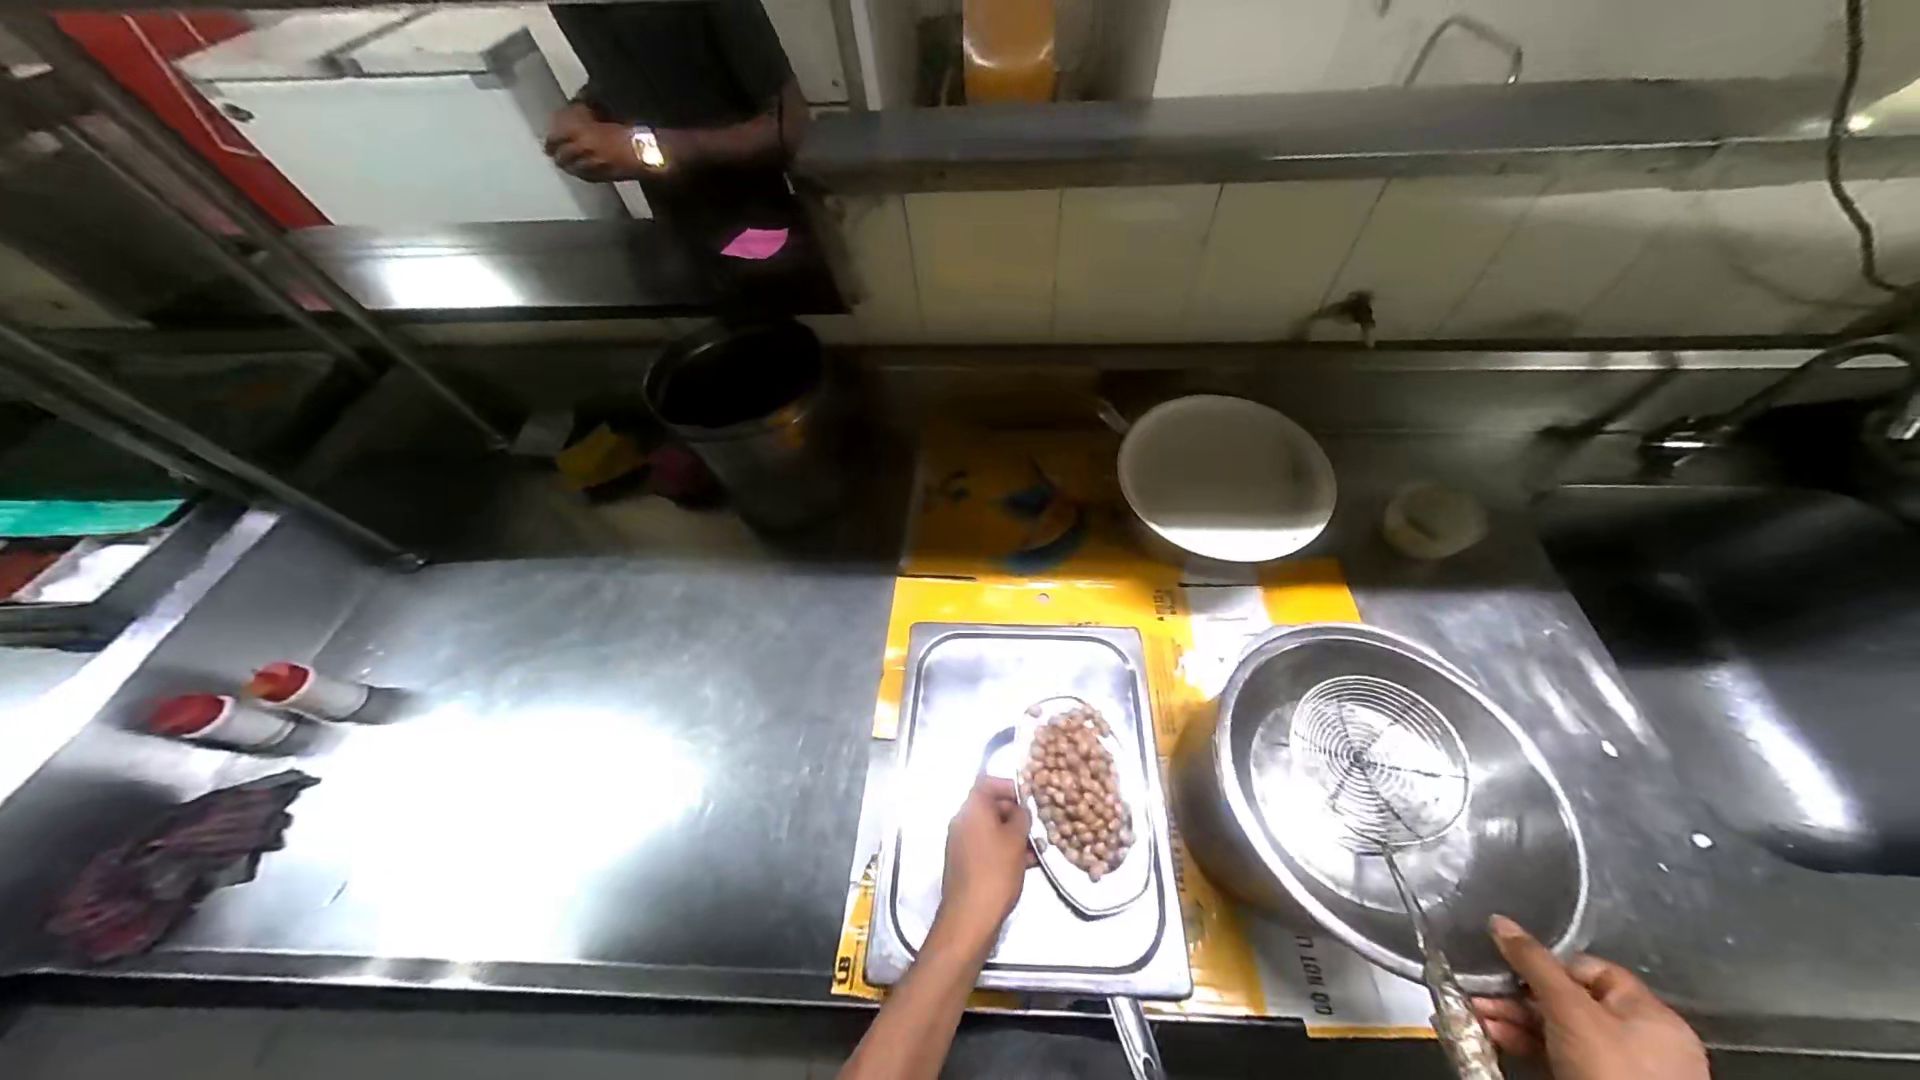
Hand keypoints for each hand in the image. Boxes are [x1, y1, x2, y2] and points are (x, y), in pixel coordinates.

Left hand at [544, 106, 642, 181]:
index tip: (547, 144)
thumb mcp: (602, 119)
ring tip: (567, 168)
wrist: (644, 150)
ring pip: (575, 169)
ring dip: (569, 169)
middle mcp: (583, 149)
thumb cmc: (626, 131)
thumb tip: (577, 121)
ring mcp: (594, 165)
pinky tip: (582, 175)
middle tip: (555, 158)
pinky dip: (583, 176)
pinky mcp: (605, 176)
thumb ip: (587, 122)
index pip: (557, 138)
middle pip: (564, 156)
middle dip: (558, 158)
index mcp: (581, 131)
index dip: (550, 142)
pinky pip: (589, 178)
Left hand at [932, 775, 1034, 954]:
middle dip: (1015, 814)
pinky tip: (1025, 864)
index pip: (987, 783)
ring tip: (1036, 849)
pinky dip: (1004, 849)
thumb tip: (1021, 807)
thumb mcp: (1016, 839)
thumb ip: (1021, 816)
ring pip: (991, 829)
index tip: (1028, 797)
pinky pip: (986, 846)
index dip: (1008, 786)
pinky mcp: (964, 863)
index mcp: (972, 809)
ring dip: (1013, 834)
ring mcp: (961, 843)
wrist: (969, 917)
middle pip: (990, 806)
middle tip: (1036, 826)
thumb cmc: (995, 871)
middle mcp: (962, 820)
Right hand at [1473, 915, 1708, 1079]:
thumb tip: (1500, 922)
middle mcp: (1641, 1039)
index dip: (1547, 963)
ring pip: (1556, 1026)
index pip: (1589, 968)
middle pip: (1566, 997)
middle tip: (1482, 992)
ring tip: (1478, 1014)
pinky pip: (1556, 1052)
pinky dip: (1524, 1041)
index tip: (1512, 967)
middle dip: (1516, 993)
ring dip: (1512, 1016)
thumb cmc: (1614, 1073)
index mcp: (1651, 1015)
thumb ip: (1533, 962)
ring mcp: (1621, 1068)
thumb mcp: (1569, 1010)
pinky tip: (1494, 1035)